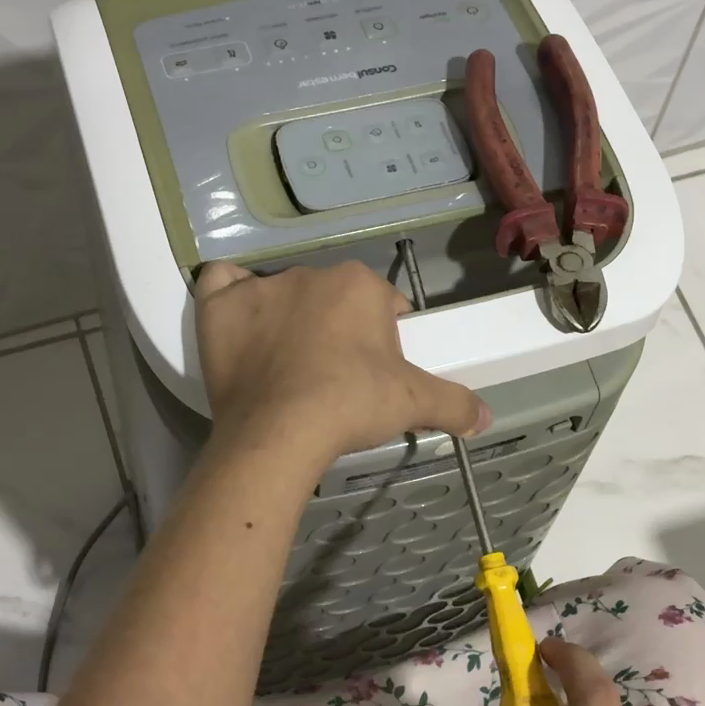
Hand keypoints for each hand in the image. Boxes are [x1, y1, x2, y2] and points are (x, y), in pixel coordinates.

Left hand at [193, 261, 489, 461]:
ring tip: (289, 370)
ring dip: (289, 321)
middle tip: (336, 380)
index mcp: (359, 285)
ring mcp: (260, 287)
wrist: (280, 431)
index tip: (376, 374)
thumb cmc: (351, 405)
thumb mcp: (414, 404)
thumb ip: (455, 404)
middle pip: (332, 301)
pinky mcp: (218, 307)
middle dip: (338, 332)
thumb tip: (486, 418)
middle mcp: (311, 274)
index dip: (383, 340)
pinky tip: (239, 322)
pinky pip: (221, 284)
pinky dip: (230, 298)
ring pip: (282, 296)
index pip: (382, 305)